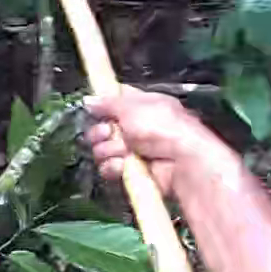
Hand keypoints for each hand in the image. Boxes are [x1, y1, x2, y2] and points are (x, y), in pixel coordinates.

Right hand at [83, 86, 230, 196]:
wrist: (182, 161)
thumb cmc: (162, 126)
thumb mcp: (132, 106)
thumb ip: (107, 103)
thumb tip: (88, 100)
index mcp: (143, 106)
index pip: (116, 101)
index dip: (104, 105)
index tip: (94, 109)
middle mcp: (138, 127)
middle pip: (104, 128)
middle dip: (101, 132)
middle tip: (108, 133)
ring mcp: (135, 150)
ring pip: (103, 149)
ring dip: (109, 150)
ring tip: (124, 150)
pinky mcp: (132, 171)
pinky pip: (110, 168)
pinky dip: (114, 167)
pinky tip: (123, 165)